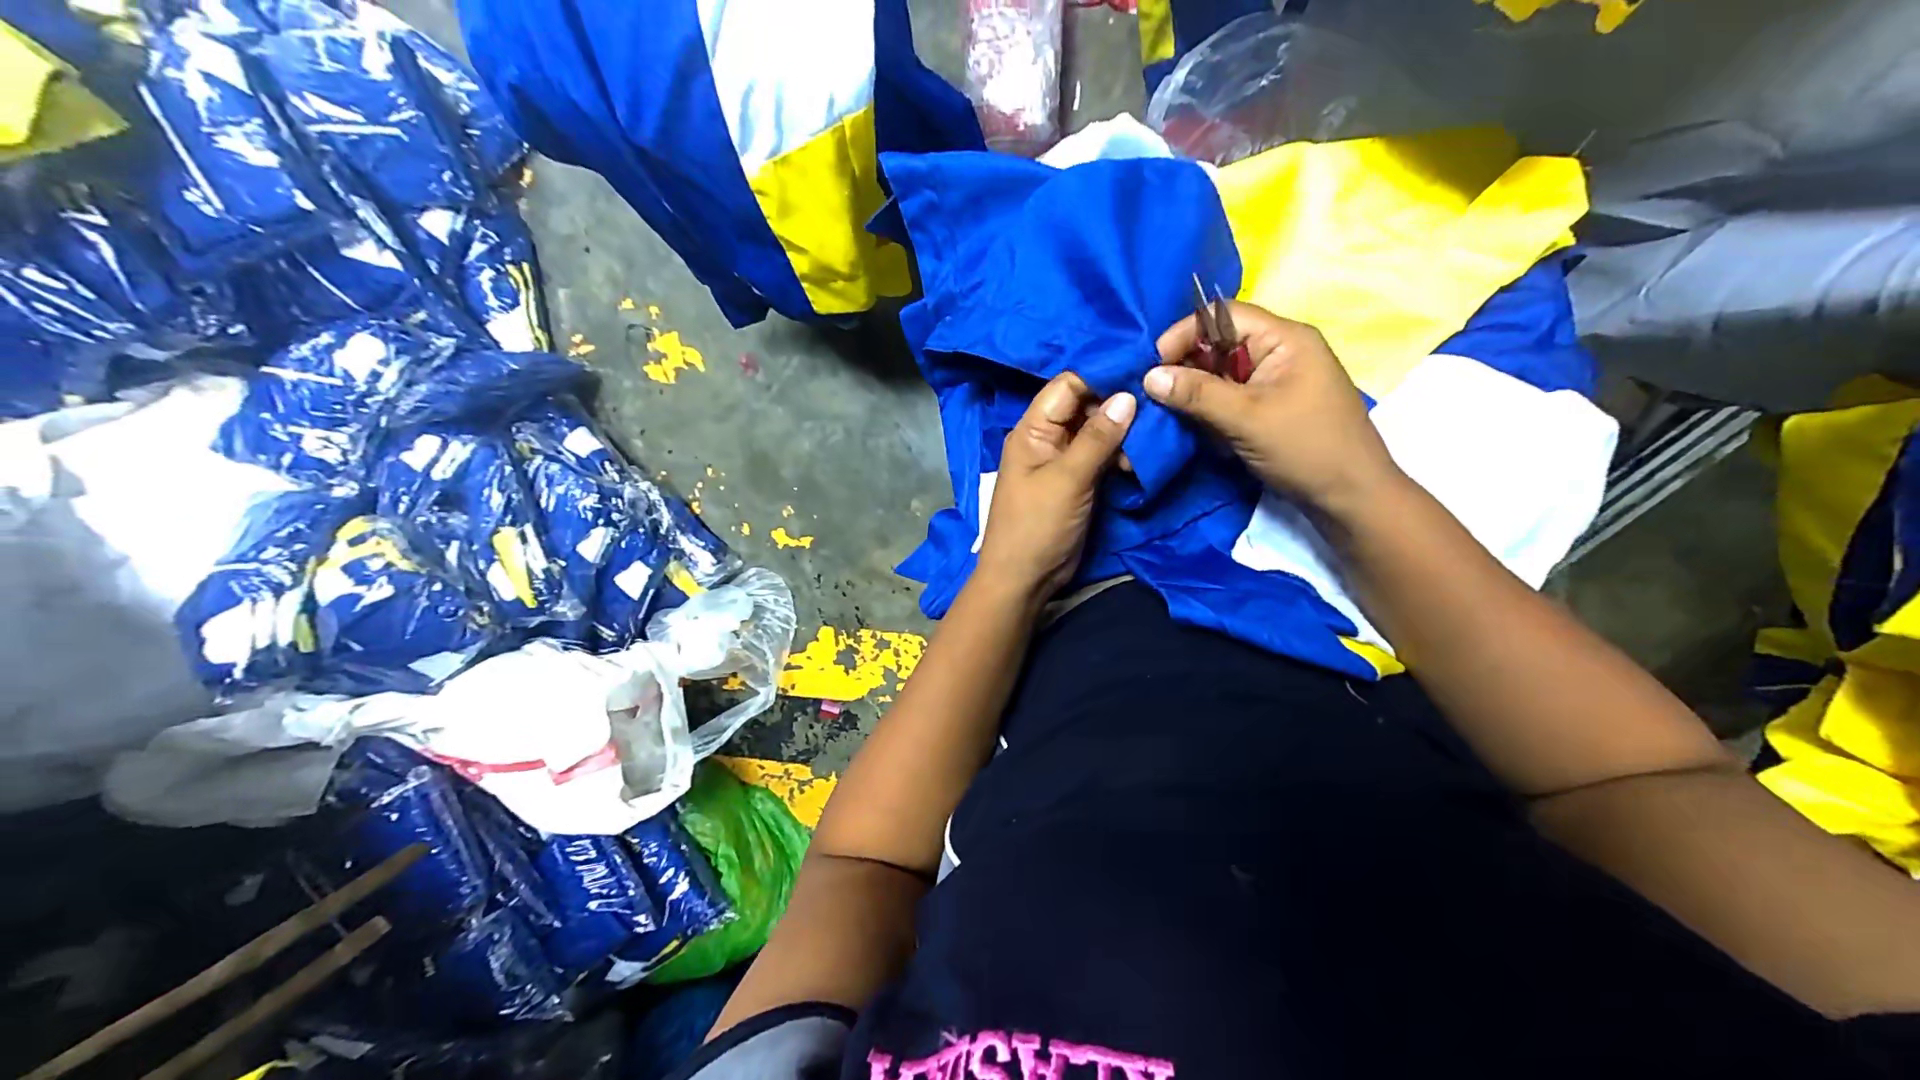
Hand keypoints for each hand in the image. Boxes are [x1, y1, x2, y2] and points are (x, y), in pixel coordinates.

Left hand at [975, 372, 1135, 601]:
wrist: (1024, 580)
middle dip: (1118, 406)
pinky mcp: (1077, 482)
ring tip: (1149, 442)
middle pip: (1085, 406)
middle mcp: (1047, 439)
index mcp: (1033, 430)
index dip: (1102, 376)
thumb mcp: (1068, 480)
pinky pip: (1100, 456)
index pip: (1068, 386)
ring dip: (1123, 434)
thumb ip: (1097, 438)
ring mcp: (1062, 461)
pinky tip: (1139, 461)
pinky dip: (1119, 455)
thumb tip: (1128, 396)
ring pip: (1097, 432)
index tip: (1142, 373)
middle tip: (1155, 410)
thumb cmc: (1037, 527)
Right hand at [1144, 302, 1401, 517]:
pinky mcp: (1268, 406)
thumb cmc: (1306, 449)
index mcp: (1284, 339)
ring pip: (1220, 372)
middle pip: (1219, 342)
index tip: (1152, 366)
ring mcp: (1274, 380)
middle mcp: (1279, 351)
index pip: (1223, 315)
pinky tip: (1191, 425)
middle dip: (1184, 364)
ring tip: (1165, 410)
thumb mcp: (1247, 419)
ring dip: (1193, 390)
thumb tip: (1149, 376)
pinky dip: (1207, 408)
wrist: (1351, 498)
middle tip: (1153, 392)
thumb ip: (1197, 394)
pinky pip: (1229, 395)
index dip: (1185, 333)